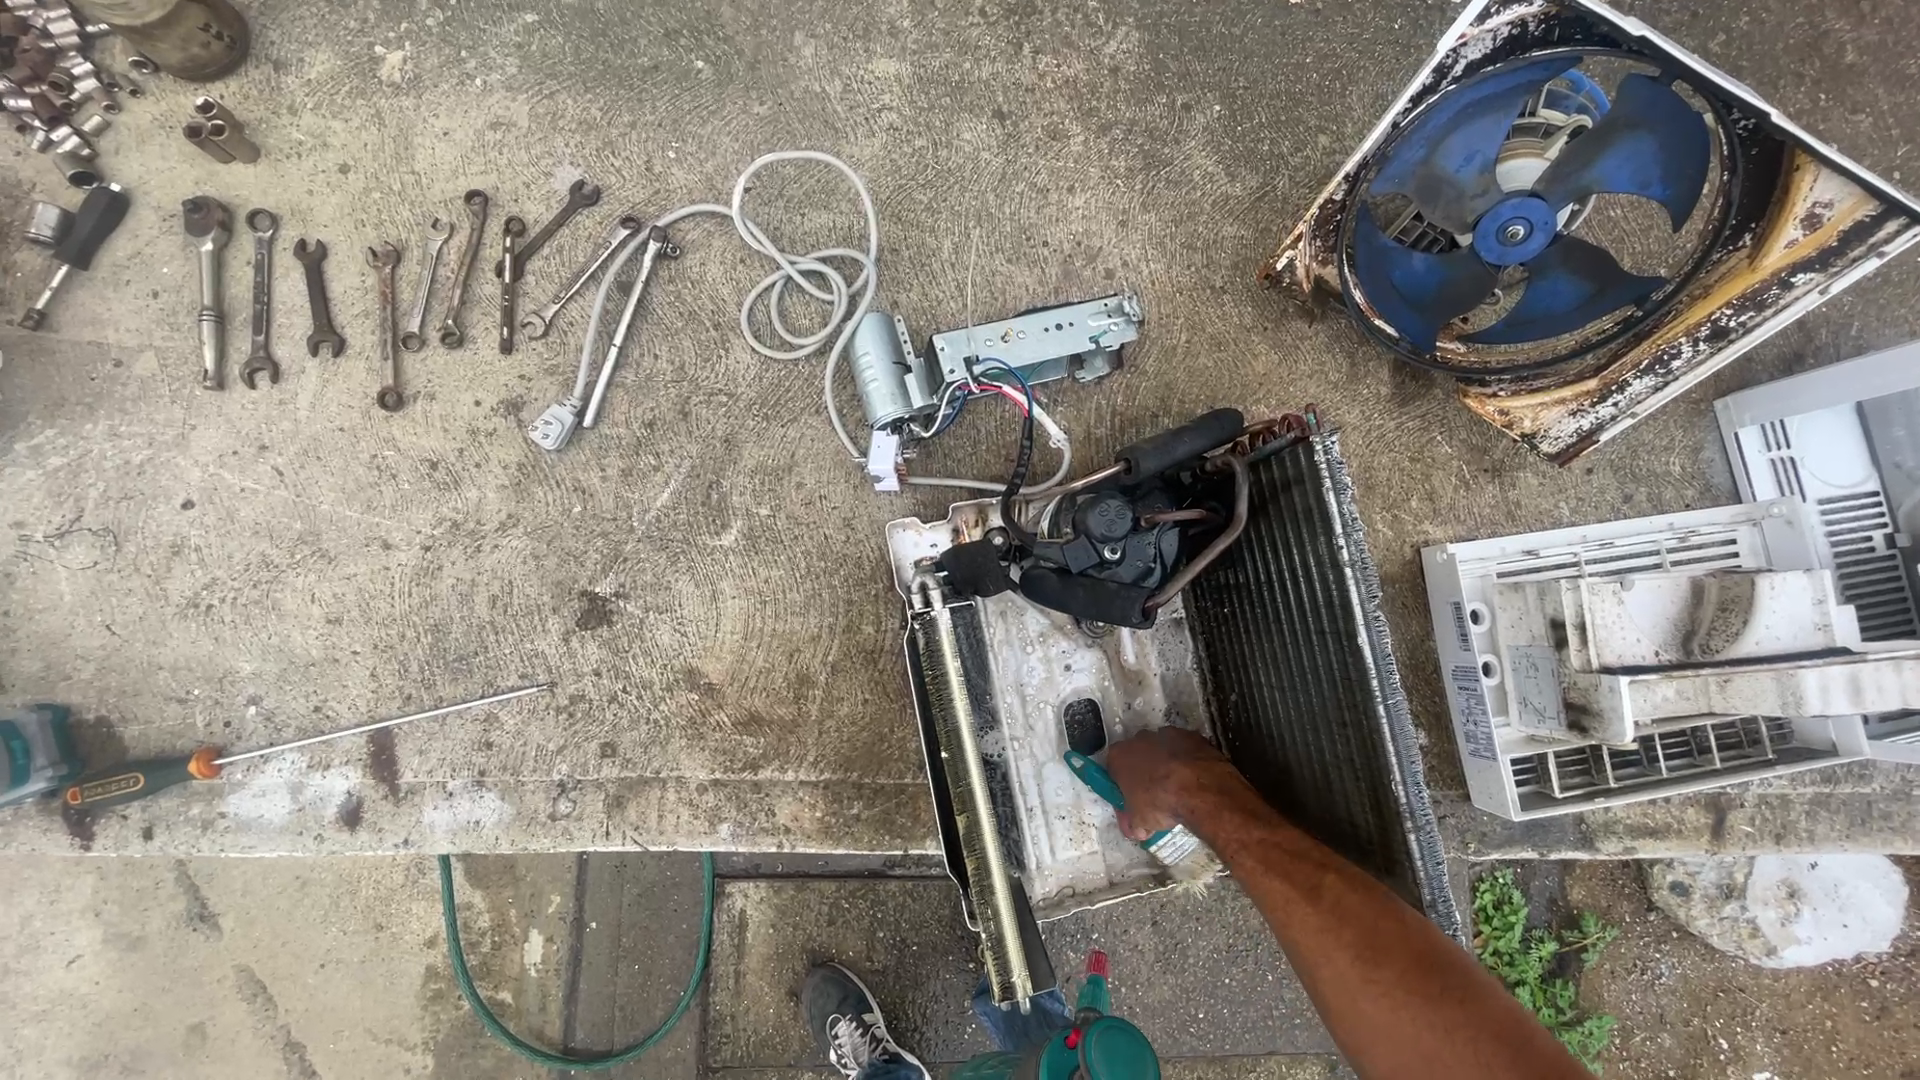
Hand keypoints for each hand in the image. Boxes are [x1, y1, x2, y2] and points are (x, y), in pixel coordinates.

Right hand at [1104, 727, 1247, 841]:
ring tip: (1178, 790)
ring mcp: (1166, 734)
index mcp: (1118, 756)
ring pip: (1161, 750)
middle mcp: (1138, 739)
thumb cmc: (1161, 802)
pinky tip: (1193, 780)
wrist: (1200, 790)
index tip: (1130, 800)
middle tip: (1153, 797)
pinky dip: (1186, 761)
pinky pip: (1184, 749)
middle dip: (1143, 772)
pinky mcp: (1190, 736)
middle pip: (1136, 756)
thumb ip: (1132, 822)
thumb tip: (1136, 829)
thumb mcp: (1139, 821)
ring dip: (1165, 764)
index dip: (1122, 787)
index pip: (1113, 770)